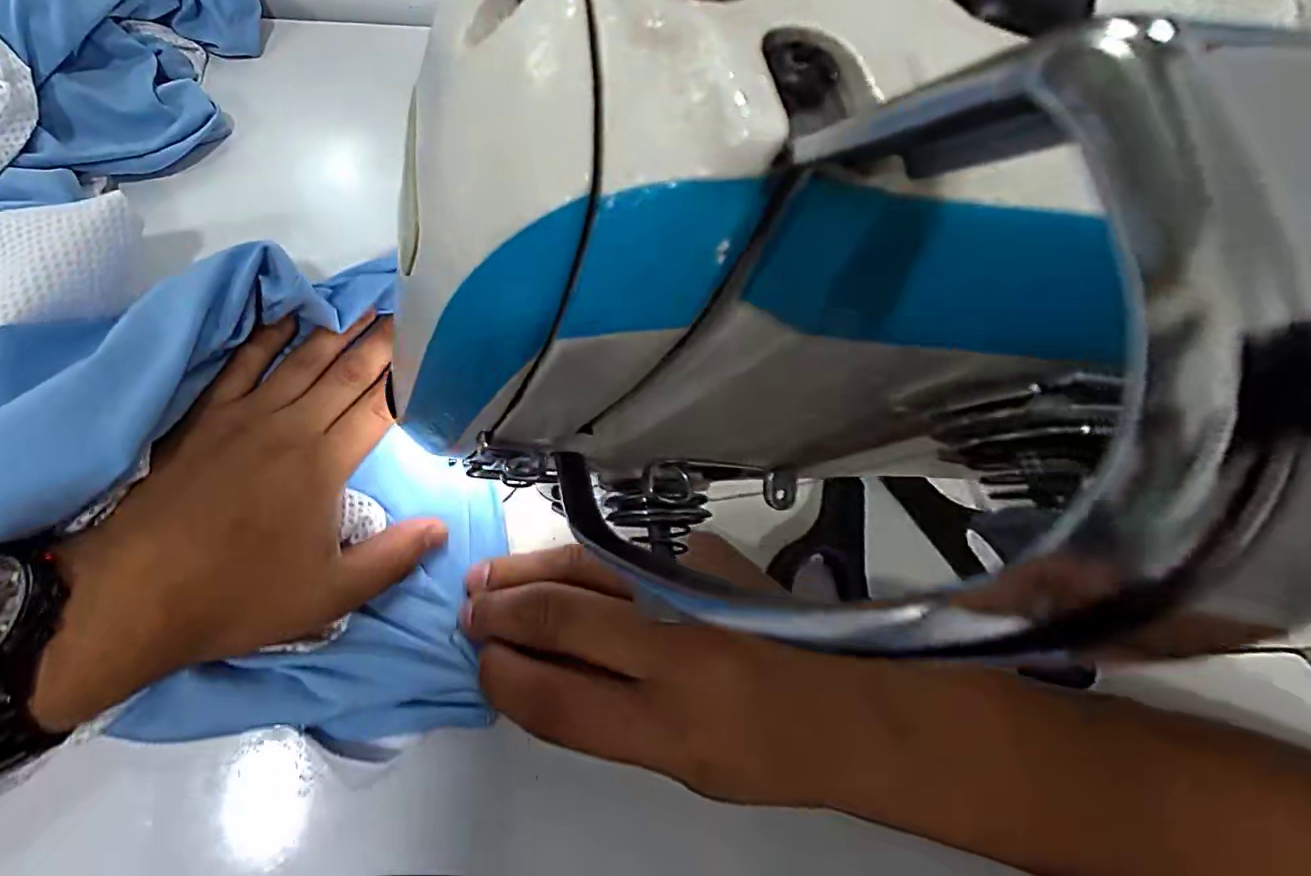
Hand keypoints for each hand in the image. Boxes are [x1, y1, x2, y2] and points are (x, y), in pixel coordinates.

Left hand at [31, 313, 446, 729]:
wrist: (141, 590)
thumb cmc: (241, 595)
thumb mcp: (329, 595)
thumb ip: (391, 558)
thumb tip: (441, 528)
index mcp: (325, 466)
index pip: (376, 410)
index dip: (402, 379)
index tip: (422, 351)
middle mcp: (292, 428)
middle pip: (345, 375)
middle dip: (376, 343)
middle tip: (400, 312)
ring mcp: (247, 416)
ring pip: (301, 362)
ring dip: (333, 332)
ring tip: (359, 306)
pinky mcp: (208, 416)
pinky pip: (243, 364)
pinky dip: (266, 337)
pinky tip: (285, 317)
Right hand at [463, 538, 902, 807]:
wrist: (843, 695)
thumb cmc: (757, 749)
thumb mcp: (676, 762)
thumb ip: (596, 714)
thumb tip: (522, 670)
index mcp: (675, 728)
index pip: (557, 698)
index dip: (504, 677)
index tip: (481, 664)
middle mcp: (679, 649)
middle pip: (558, 616)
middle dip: (498, 613)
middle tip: (467, 614)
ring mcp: (687, 586)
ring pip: (576, 566)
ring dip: (518, 572)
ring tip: (483, 580)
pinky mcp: (693, 549)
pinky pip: (608, 552)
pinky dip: (562, 559)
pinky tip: (538, 566)